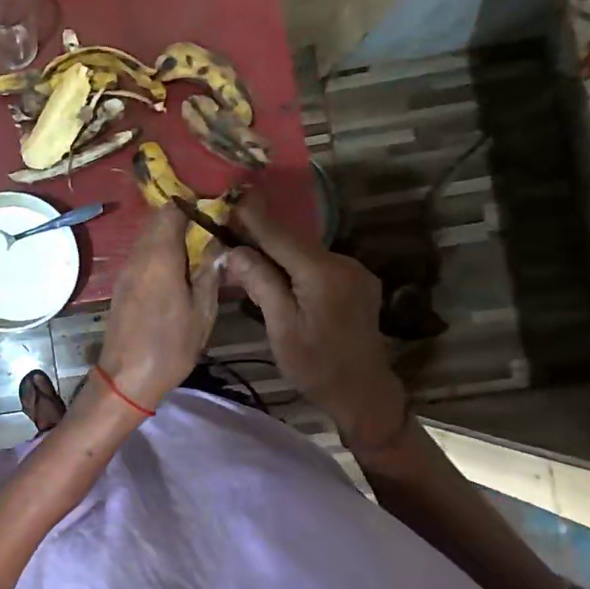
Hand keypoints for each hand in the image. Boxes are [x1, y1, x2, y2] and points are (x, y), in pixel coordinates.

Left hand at [93, 204, 222, 410]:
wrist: (127, 377)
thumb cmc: (170, 346)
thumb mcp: (202, 310)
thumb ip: (210, 272)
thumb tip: (219, 245)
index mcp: (158, 257)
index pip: (170, 212)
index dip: (192, 206)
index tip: (215, 213)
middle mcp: (137, 258)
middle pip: (156, 223)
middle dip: (182, 220)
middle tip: (210, 232)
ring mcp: (125, 273)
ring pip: (146, 240)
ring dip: (169, 238)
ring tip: (197, 252)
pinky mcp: (121, 288)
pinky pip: (140, 259)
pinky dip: (158, 255)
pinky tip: (177, 271)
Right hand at [224, 195, 408, 446]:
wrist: (363, 391)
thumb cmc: (315, 365)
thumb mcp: (281, 327)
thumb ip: (261, 283)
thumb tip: (235, 251)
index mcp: (323, 274)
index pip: (281, 236)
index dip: (254, 217)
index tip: (232, 197)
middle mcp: (342, 264)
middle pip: (292, 242)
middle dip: (259, 236)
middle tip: (226, 230)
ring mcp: (352, 273)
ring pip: (303, 254)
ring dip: (273, 253)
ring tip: (242, 256)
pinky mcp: (354, 284)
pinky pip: (315, 266)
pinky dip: (291, 266)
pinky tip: (272, 275)